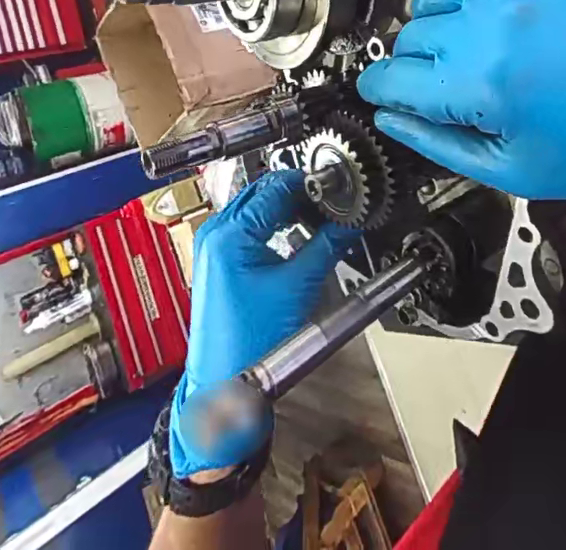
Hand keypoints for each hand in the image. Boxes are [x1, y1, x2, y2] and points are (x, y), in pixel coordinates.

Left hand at [168, 170, 357, 477]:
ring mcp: (214, 247)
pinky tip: (300, 231)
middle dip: (301, 192)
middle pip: (265, 191)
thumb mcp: (300, 283)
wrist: (226, 383)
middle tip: (333, 199)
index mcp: (228, 234)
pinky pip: (253, 225)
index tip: (337, 186)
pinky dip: (278, 221)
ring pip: (259, 206)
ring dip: (291, 206)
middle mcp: (215, 235)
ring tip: (321, 215)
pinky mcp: (221, 260)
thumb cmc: (249, 342)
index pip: (277, 186)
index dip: (311, 183)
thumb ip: (329, 243)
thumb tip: (351, 221)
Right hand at [357, 0, 565, 221]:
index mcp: (483, 82)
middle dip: (414, 62)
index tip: (387, 96)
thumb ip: (441, 142)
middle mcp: (494, 21)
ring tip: (464, 45)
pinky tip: (489, 10)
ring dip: (436, 18)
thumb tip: (396, 120)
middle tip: (440, 83)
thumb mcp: (518, 170)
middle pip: (411, 32)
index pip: (393, 79)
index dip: (383, 94)